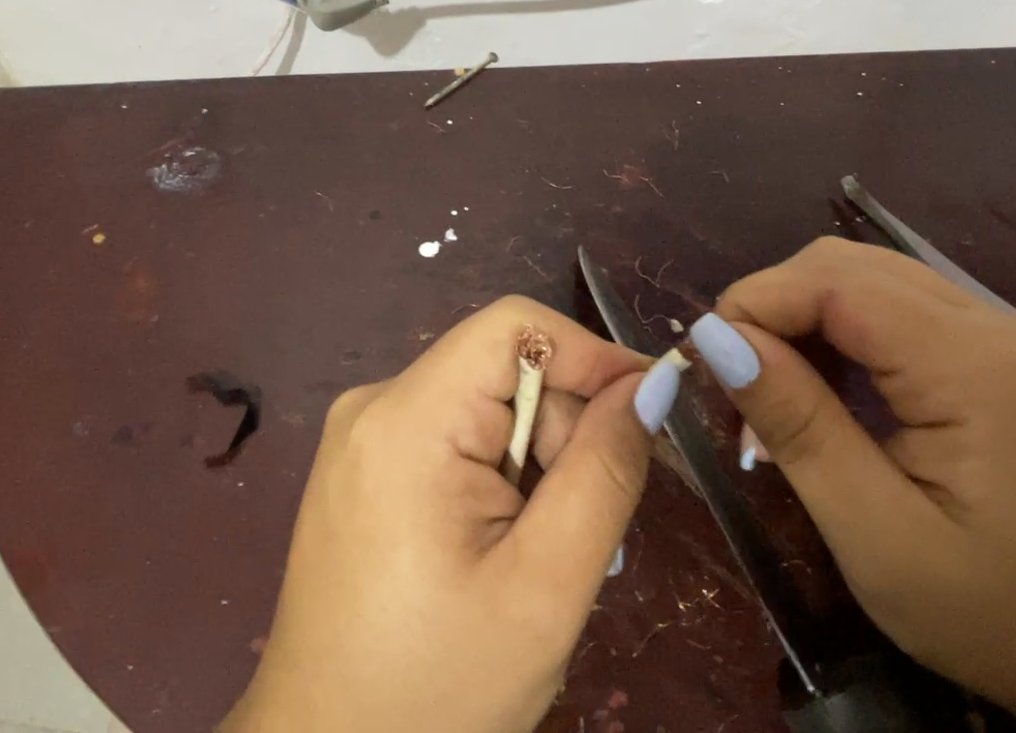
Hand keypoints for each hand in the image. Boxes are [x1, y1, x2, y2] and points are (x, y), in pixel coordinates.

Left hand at [222, 296, 682, 732]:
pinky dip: (500, 478)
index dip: (590, 354)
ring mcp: (363, 437)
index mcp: (405, 418)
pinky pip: (455, 439)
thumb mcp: (545, 586)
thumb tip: (653, 381)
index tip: (650, 411)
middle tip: (588, 523)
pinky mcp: (364, 469)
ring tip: (544, 551)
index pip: (514, 326)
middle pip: (502, 369)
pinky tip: (504, 547)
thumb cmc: (434, 689)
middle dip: (562, 429)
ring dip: (536, 462)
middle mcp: (374, 406)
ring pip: (485, 407)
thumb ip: (604, 471)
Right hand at [687, 237, 1015, 714]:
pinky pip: (895, 306)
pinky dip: (839, 331)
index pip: (835, 281)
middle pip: (848, 264)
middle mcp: (992, 327)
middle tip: (742, 391)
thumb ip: (798, 424)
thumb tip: (716, 338)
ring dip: (803, 317)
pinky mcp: (994, 353)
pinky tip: (829, 391)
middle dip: (773, 308)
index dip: (757, 303)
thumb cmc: (988, 612)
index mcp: (972, 368)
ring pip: (867, 276)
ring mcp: (1001, 336)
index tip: (710, 368)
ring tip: (778, 395)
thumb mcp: (873, 533)